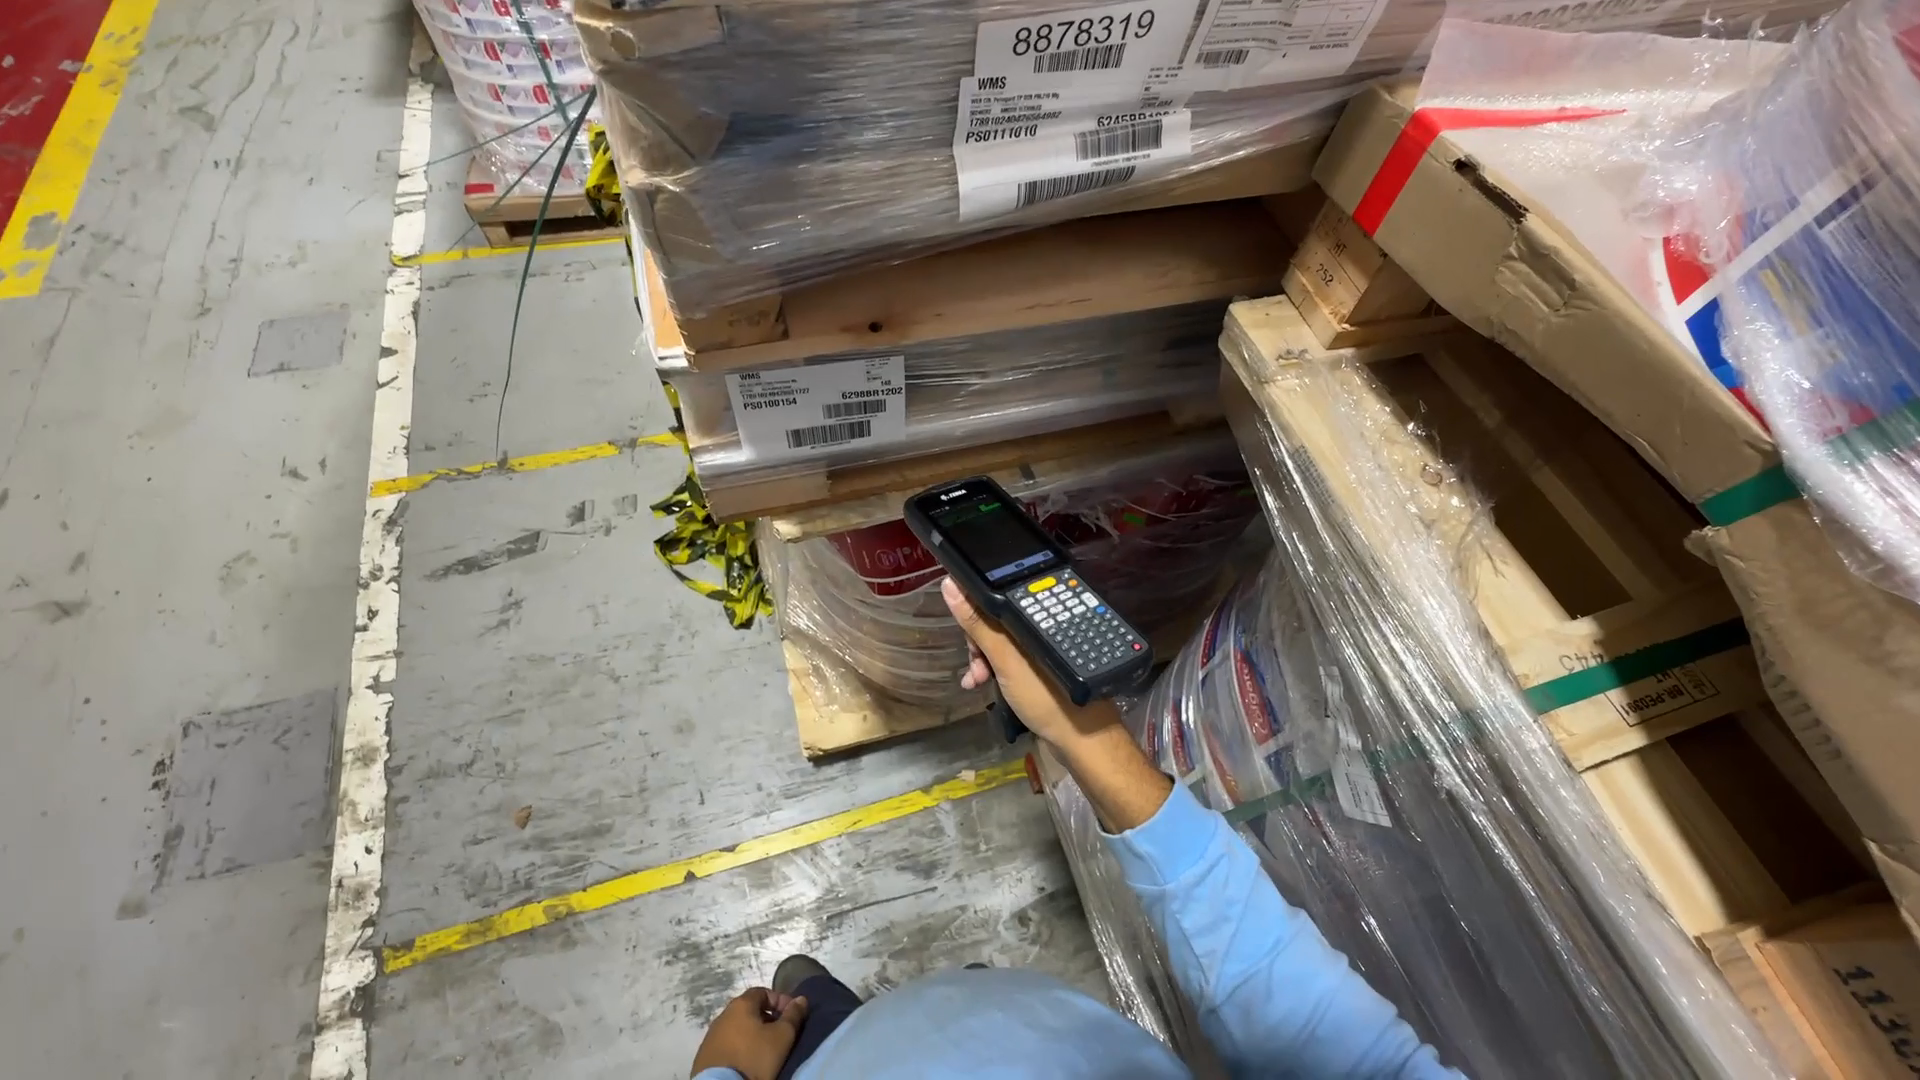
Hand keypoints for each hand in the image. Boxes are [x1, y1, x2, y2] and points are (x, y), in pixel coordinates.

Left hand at [690, 988, 807, 1079]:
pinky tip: (746, 1061)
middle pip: (749, 1010)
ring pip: (737, 1028)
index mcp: (740, 1004)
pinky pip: (726, 1044)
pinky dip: (739, 1047)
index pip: (763, 991)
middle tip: (780, 1033)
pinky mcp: (704, 1056)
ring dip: (751, 1034)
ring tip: (764, 1050)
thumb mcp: (782, 1037)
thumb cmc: (754, 1058)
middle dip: (767, 1018)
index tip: (792, 1015)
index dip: (780, 1000)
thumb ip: (794, 1015)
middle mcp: (723, 1015)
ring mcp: (711, 1036)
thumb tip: (801, 999)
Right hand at [943, 577, 1170, 830]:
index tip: (964, 633)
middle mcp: (1037, 632)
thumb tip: (951, 584)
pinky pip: (1008, 664)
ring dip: (982, 662)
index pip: (996, 601)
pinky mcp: (1038, 672)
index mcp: (1034, 620)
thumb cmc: (1045, 696)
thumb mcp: (1005, 660)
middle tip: (975, 667)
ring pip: (999, 646)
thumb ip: (979, 624)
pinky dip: (993, 672)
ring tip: (976, 682)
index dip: (974, 613)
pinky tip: (982, 687)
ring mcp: (1038, 653)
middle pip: (996, 624)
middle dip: (977, 644)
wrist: (1081, 740)